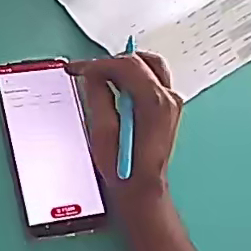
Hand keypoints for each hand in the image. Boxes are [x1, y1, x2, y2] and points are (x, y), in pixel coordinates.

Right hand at [67, 51, 181, 204]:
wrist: (142, 189)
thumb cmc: (124, 170)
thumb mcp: (103, 134)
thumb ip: (99, 98)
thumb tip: (93, 76)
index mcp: (154, 103)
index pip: (127, 65)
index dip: (98, 63)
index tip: (79, 68)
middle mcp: (168, 98)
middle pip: (141, 61)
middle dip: (112, 61)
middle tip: (88, 71)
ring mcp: (171, 102)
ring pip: (149, 66)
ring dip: (124, 67)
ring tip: (100, 77)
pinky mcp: (168, 108)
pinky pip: (152, 79)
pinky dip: (133, 77)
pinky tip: (116, 86)